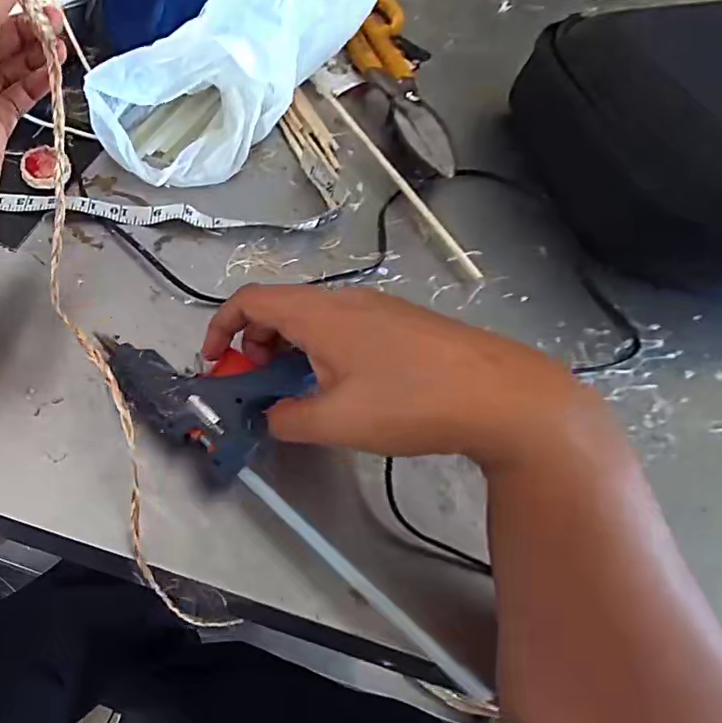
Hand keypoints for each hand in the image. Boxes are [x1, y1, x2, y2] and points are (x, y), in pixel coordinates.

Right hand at [201, 285, 621, 471]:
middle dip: (253, 344)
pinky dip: (319, 349)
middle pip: (278, 307)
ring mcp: (377, 308)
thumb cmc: (411, 403)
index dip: (220, 328)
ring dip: (288, 349)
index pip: (249, 301)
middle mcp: (344, 300)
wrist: (506, 397)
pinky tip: (344, 386)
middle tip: (259, 384)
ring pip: (311, 318)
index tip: (215, 363)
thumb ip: (286, 419)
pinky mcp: (401, 322)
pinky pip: (341, 326)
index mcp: (319, 314)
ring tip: (299, 390)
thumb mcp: (335, 422)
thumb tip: (272, 416)